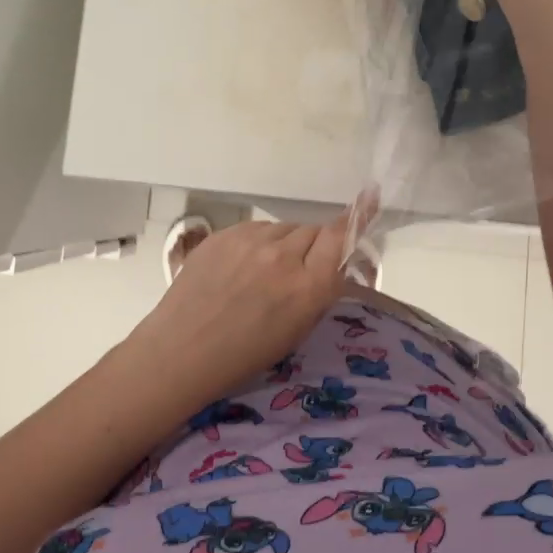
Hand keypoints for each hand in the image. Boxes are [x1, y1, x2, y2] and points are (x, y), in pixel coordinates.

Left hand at [119, 217, 349, 405]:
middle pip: (313, 231)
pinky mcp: (223, 234)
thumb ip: (318, 291)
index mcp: (308, 286)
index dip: (355, 219)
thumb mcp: (297, 330)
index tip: (369, 196)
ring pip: (283, 229)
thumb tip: (332, 264)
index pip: (340, 237)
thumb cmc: (244, 355)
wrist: (182, 350)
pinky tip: (241, 268)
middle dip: (313, 247)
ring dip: (284, 244)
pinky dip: (256, 243)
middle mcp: (282, 256)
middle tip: (298, 270)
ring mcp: (249, 240)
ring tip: (263, 273)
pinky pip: (254, 229)